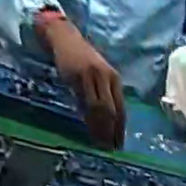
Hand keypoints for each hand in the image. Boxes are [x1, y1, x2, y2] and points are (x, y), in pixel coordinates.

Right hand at [36, 10, 124, 148]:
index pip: (121, 110)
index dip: (120, 129)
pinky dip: (87, 115)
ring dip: (99, 127)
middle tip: (109, 148)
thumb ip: (104, 96)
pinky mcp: (77, 75)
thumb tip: (107, 124)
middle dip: (111, 132)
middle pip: (112, 111)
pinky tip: (88, 126)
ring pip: (99, 108)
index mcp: (115, 79)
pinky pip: (84, 100)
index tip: (119, 145)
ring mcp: (92, 76)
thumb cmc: (82, 59)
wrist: (64, 36)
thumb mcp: (99, 76)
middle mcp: (106, 77)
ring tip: (99, 142)